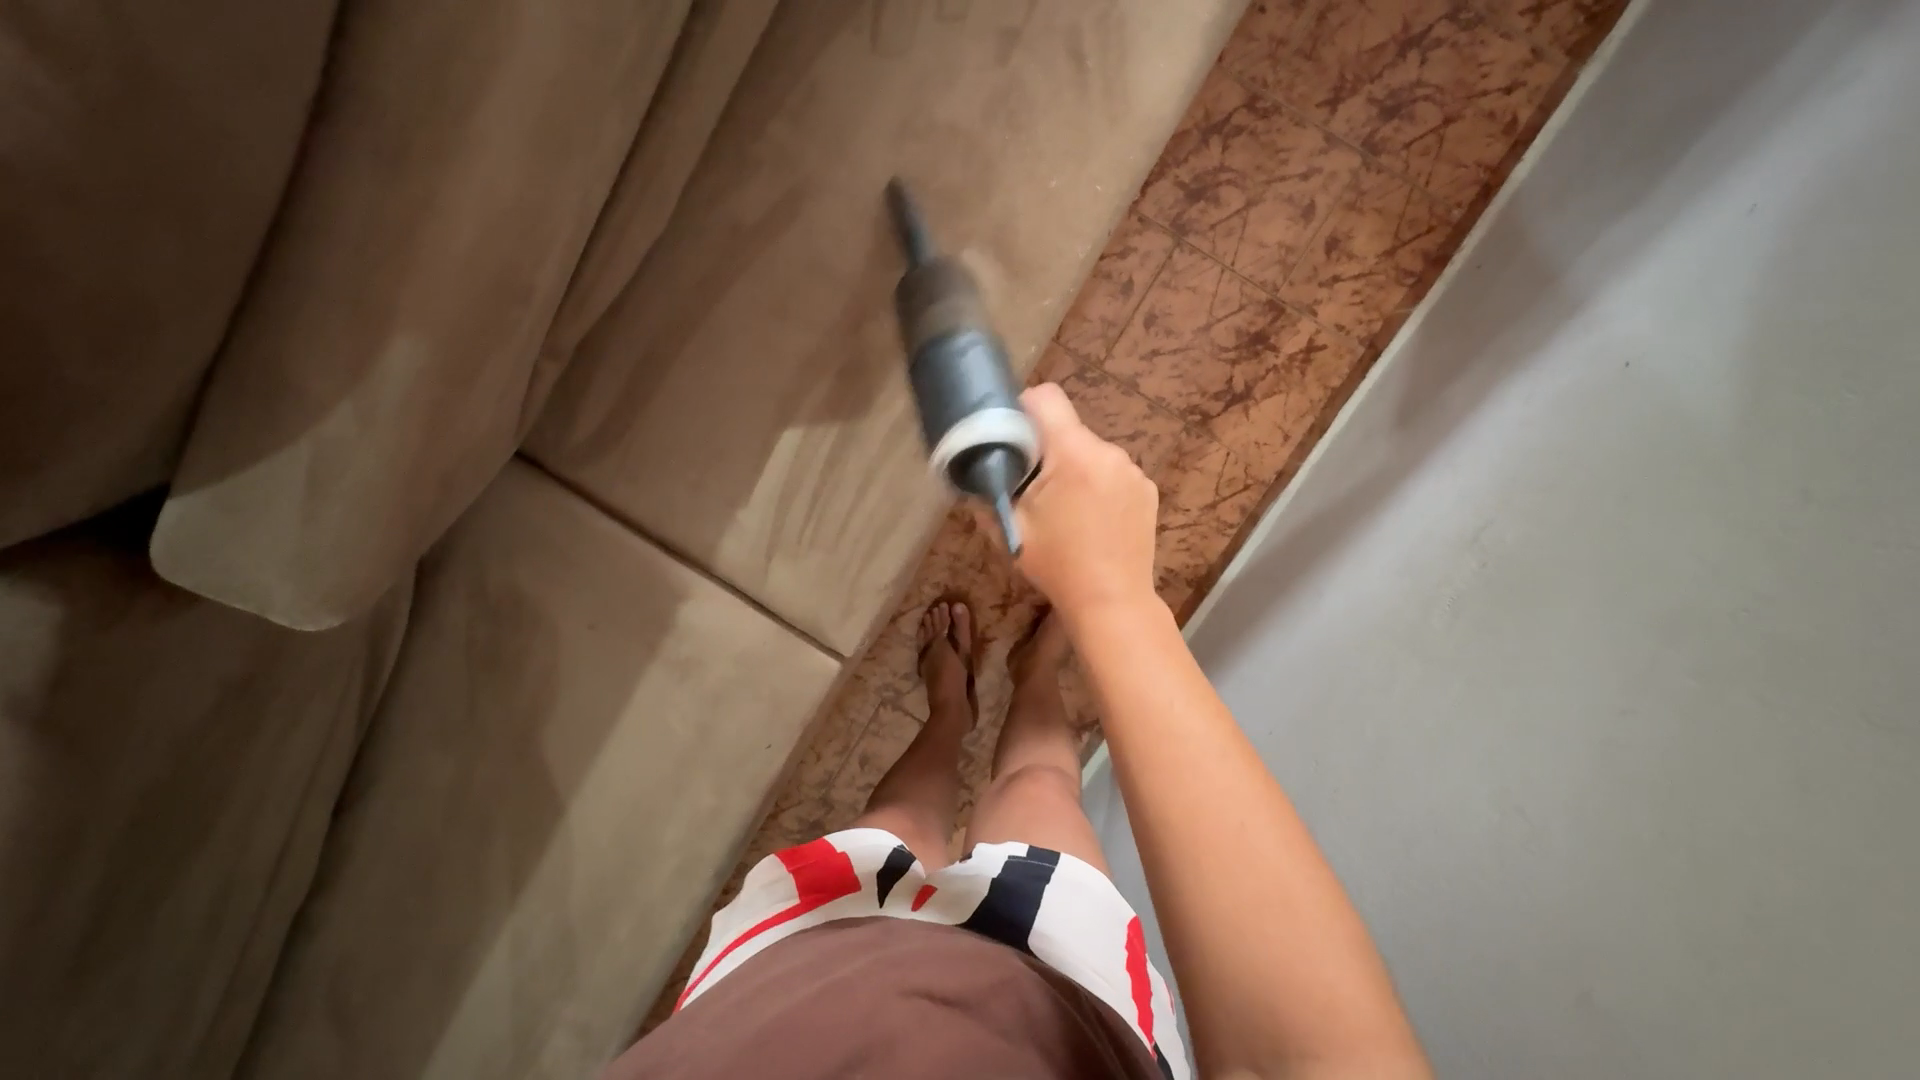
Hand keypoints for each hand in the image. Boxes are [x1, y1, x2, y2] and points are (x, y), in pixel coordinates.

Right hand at [1010, 384, 1161, 623]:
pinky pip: (1113, 473)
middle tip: (1031, 485)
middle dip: (1047, 449)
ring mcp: (1133, 472)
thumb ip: (987, 494)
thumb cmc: (1056, 565)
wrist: (1112, 601)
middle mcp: (1108, 453)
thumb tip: (976, 476)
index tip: (1011, 436)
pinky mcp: (1147, 490)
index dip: (1022, 408)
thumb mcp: (1010, 529)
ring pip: (1091, 453)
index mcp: (1072, 454)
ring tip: (1065, 510)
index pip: (1045, 398)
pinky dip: (1098, 486)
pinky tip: (1092, 520)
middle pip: (1068, 430)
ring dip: (1074, 469)